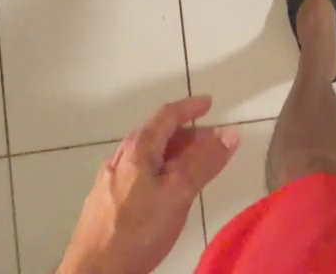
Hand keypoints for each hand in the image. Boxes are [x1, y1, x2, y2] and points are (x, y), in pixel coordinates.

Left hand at [57, 96, 239, 273]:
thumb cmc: (137, 230)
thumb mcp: (179, 194)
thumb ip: (205, 163)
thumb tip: (231, 133)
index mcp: (138, 149)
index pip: (167, 115)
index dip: (190, 107)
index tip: (209, 104)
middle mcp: (121, 159)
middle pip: (156, 135)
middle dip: (185, 134)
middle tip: (210, 141)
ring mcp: (109, 182)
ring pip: (147, 157)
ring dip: (173, 154)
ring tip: (193, 166)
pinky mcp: (104, 205)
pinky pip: (138, 175)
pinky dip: (159, 172)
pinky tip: (165, 192)